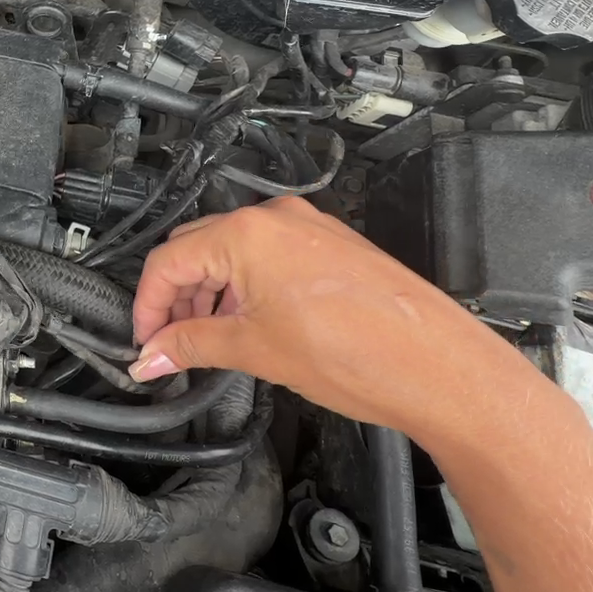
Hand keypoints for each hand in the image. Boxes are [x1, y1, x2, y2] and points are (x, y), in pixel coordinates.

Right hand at [126, 196, 537, 434]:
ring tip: (212, 336)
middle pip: (194, 248)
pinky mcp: (328, 243)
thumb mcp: (254, 350)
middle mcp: (273, 218)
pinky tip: (249, 320)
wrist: (446, 372)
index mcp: (245, 234)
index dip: (147, 304)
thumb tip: (152, 354)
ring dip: (210, 291)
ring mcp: (305, 226)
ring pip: (229, 250)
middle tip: (170, 338)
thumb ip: (189, 345)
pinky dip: (244, 284)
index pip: (167, 261)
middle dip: (176, 296)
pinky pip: (265, 253)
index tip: (146, 337)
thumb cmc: (364, 355)